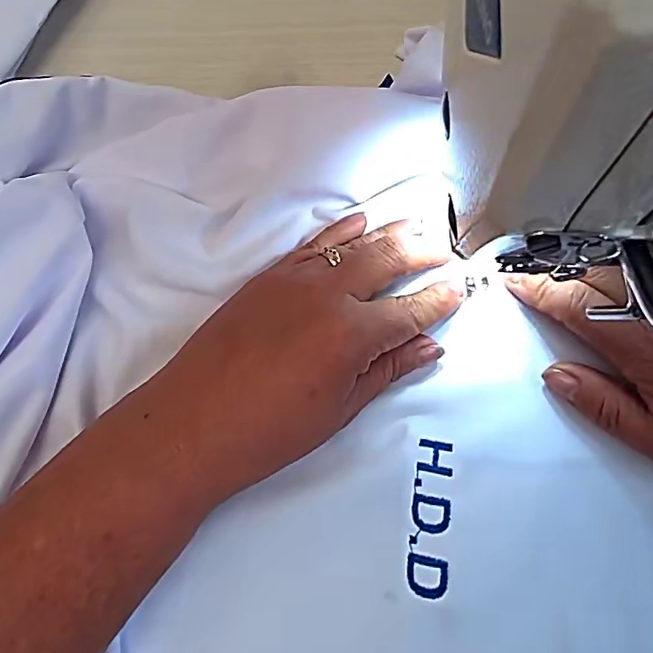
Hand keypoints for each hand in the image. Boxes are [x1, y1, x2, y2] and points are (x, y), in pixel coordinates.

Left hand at [117, 214, 461, 502]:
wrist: (193, 419)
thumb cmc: (263, 428)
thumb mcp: (338, 409)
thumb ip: (386, 369)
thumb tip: (424, 348)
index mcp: (349, 335)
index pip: (410, 310)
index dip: (439, 299)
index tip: (459, 288)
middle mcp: (325, 296)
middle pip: (387, 260)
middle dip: (422, 253)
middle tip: (445, 252)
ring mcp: (294, 279)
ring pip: (353, 244)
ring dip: (388, 233)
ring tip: (416, 226)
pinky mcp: (269, 275)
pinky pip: (314, 243)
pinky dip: (340, 231)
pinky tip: (357, 223)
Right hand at [508, 270, 652, 538]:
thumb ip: (605, 407)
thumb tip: (559, 378)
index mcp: (651, 345)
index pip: (575, 304)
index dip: (538, 290)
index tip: (515, 283)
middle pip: (598, 276)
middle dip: (559, 276)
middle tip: (536, 284)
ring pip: (631, 271)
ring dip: (593, 272)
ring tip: (574, 285)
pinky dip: (632, 274)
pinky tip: (631, 289)